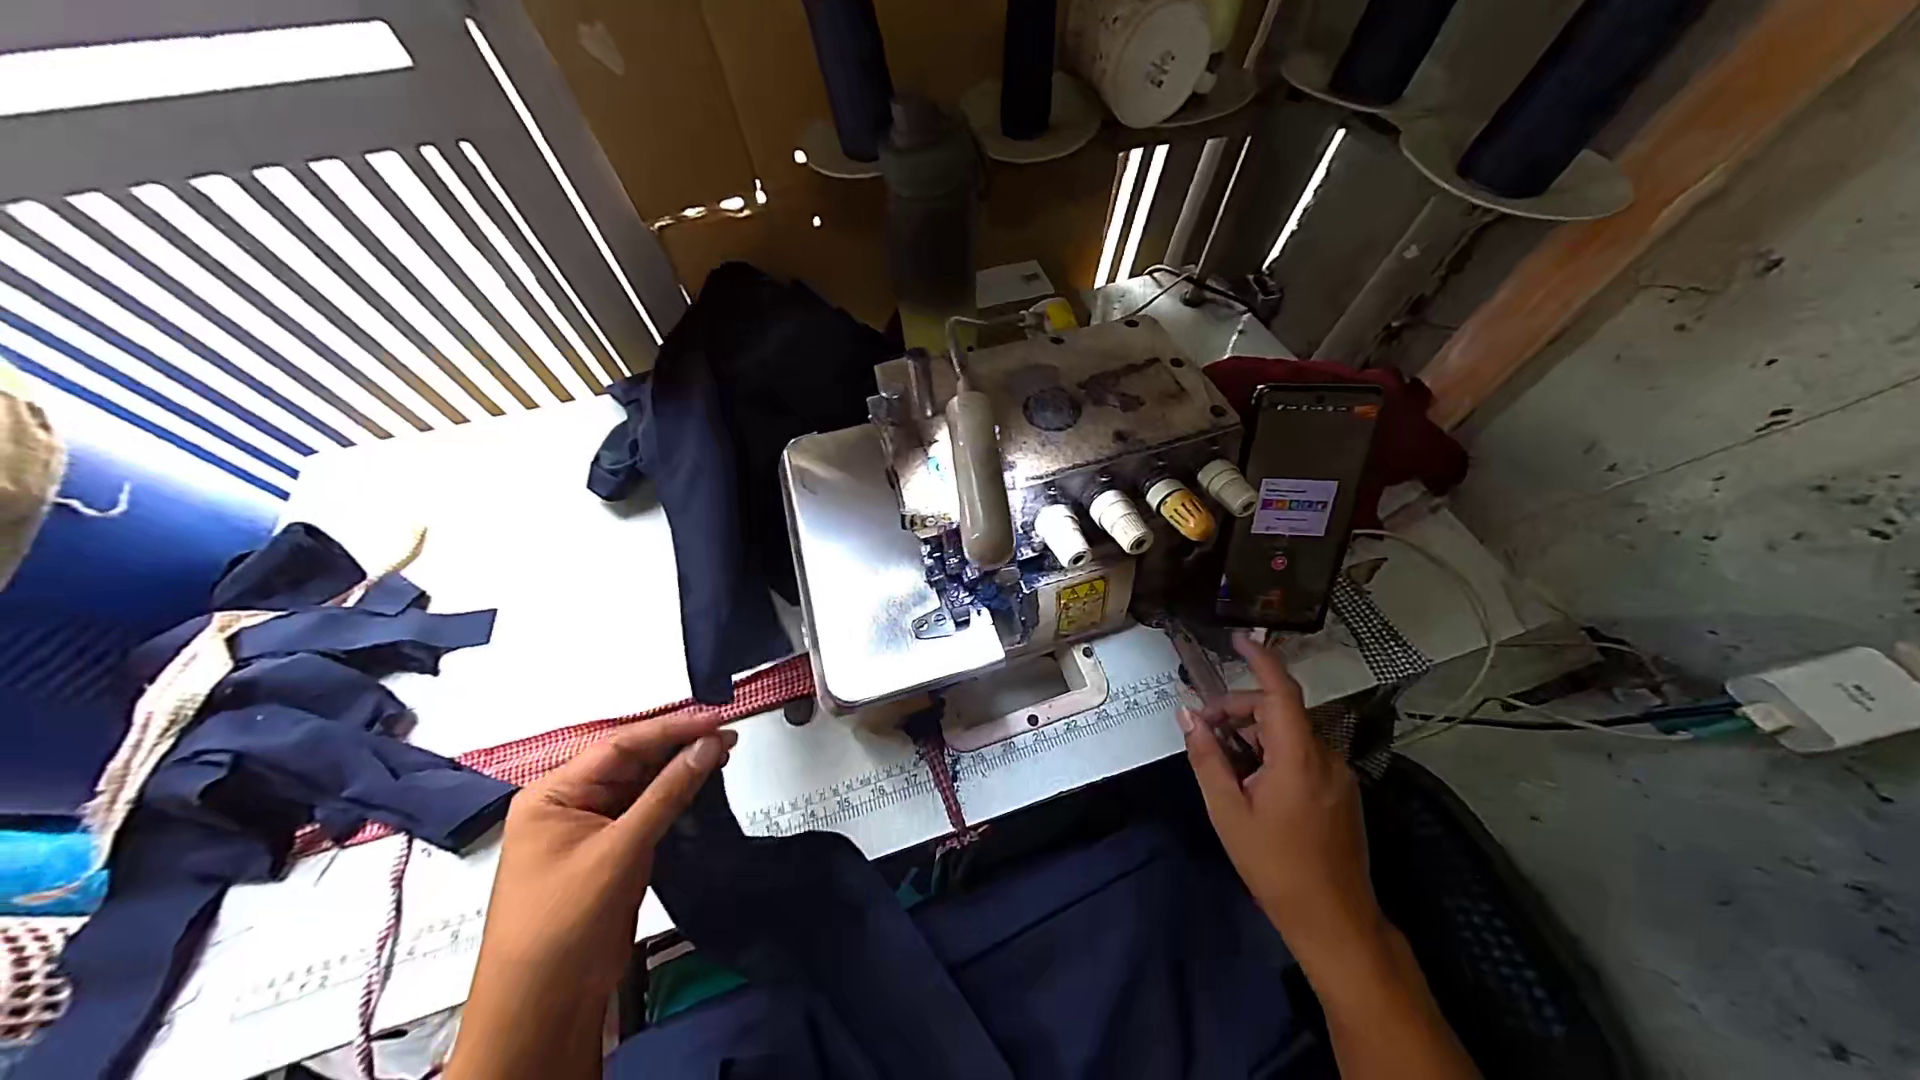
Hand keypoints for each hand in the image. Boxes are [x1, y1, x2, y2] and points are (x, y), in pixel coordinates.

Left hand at [449, 713, 735, 1079]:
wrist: (544, 1003)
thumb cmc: (564, 923)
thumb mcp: (621, 849)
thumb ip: (668, 792)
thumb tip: (708, 745)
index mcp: (553, 794)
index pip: (620, 744)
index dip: (671, 728)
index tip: (715, 720)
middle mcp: (569, 803)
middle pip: (631, 761)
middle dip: (679, 747)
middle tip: (726, 735)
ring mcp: (590, 827)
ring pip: (642, 784)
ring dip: (680, 771)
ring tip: (723, 754)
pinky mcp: (610, 850)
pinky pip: (646, 810)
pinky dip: (675, 798)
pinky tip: (702, 787)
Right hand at [1179, 632, 1382, 962]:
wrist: (1334, 920)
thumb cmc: (1274, 865)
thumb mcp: (1227, 810)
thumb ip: (1206, 756)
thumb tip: (1188, 715)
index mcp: (1298, 757)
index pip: (1280, 692)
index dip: (1260, 659)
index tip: (1238, 639)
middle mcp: (1326, 757)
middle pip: (1279, 711)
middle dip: (1239, 710)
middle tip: (1204, 731)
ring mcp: (1338, 774)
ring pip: (1290, 733)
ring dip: (1254, 734)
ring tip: (1224, 764)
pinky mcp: (1341, 790)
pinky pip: (1303, 753)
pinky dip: (1273, 752)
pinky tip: (1252, 781)